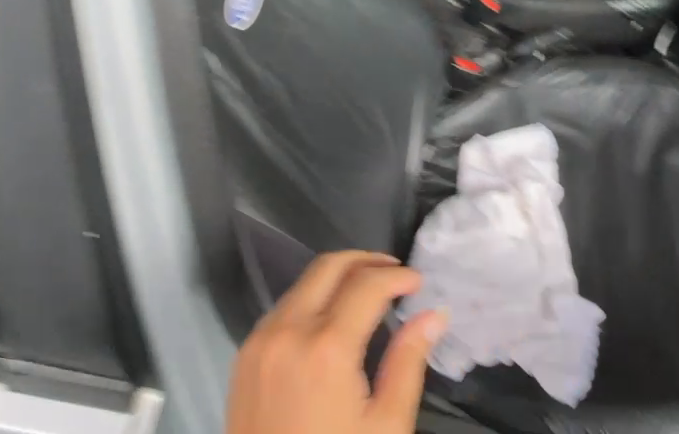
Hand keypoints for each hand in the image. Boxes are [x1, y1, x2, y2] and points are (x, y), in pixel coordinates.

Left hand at [226, 251, 448, 433]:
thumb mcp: (385, 426)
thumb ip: (408, 362)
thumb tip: (433, 315)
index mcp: (326, 348)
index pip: (367, 284)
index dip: (398, 276)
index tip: (419, 282)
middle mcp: (288, 331)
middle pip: (329, 266)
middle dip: (366, 261)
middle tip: (395, 274)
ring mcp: (260, 341)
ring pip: (303, 282)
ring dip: (338, 277)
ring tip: (369, 294)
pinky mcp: (244, 356)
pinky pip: (282, 307)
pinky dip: (311, 298)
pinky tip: (332, 320)